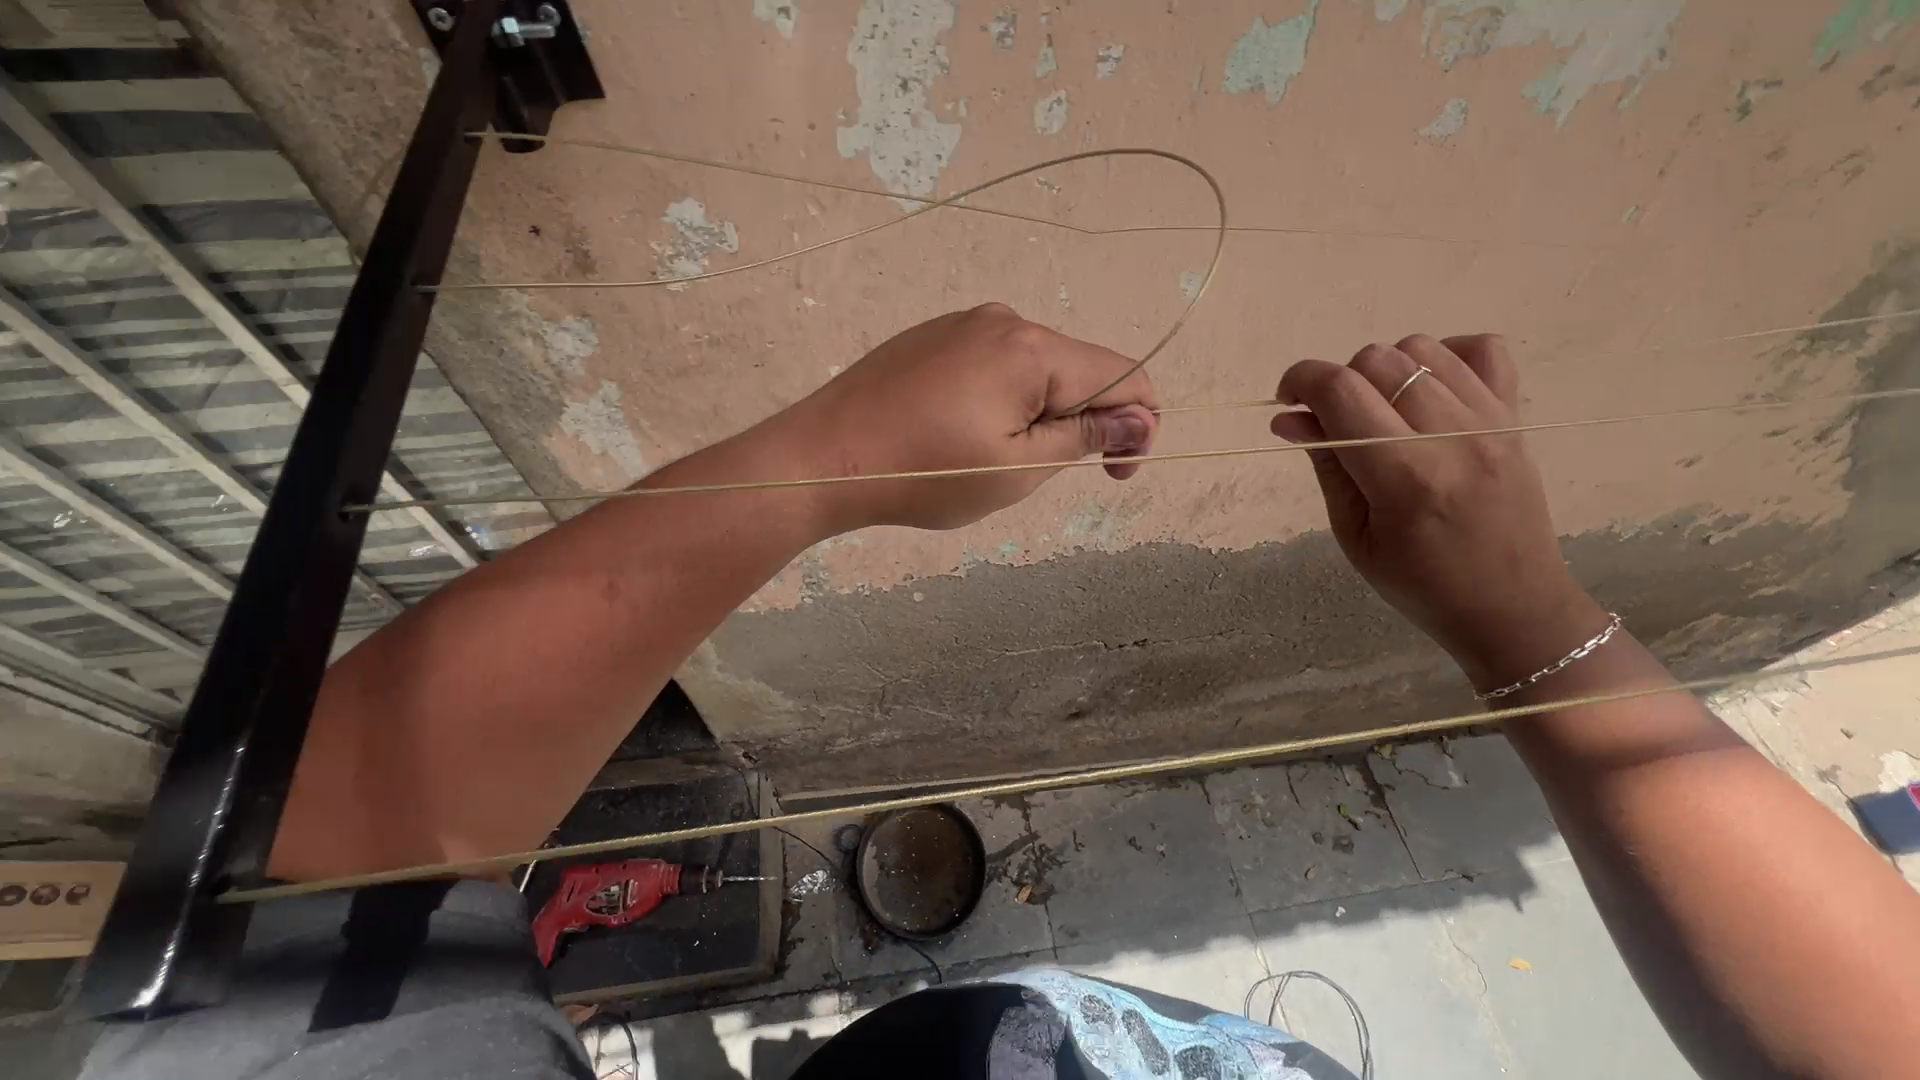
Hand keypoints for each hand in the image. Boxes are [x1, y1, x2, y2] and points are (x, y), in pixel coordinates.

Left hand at [772, 303, 1159, 531]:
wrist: (822, 457)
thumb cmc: (923, 473)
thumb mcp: (1015, 469)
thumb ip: (1084, 437)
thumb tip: (1138, 419)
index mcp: (1031, 349)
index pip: (1124, 374)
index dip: (1139, 426)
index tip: (1114, 474)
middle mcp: (1003, 321)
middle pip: (1078, 370)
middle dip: (1082, 423)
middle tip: (1037, 474)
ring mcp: (963, 325)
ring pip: (1035, 370)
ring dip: (1038, 415)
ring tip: (988, 459)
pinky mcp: (933, 339)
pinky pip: (994, 365)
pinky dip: (1002, 401)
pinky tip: (960, 435)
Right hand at [1271, 335, 1608, 691]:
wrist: (1513, 607)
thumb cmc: (1421, 586)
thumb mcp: (1355, 537)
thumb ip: (1327, 467)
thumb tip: (1289, 418)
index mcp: (1405, 477)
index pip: (1341, 392)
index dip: (1300, 382)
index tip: (1286, 404)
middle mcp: (1452, 436)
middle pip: (1376, 361)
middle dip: (1338, 382)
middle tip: (1333, 422)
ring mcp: (1492, 421)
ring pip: (1420, 348)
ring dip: (1384, 370)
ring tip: (1379, 410)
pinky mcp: (1516, 417)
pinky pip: (1483, 349)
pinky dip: (1445, 356)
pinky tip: (1427, 389)